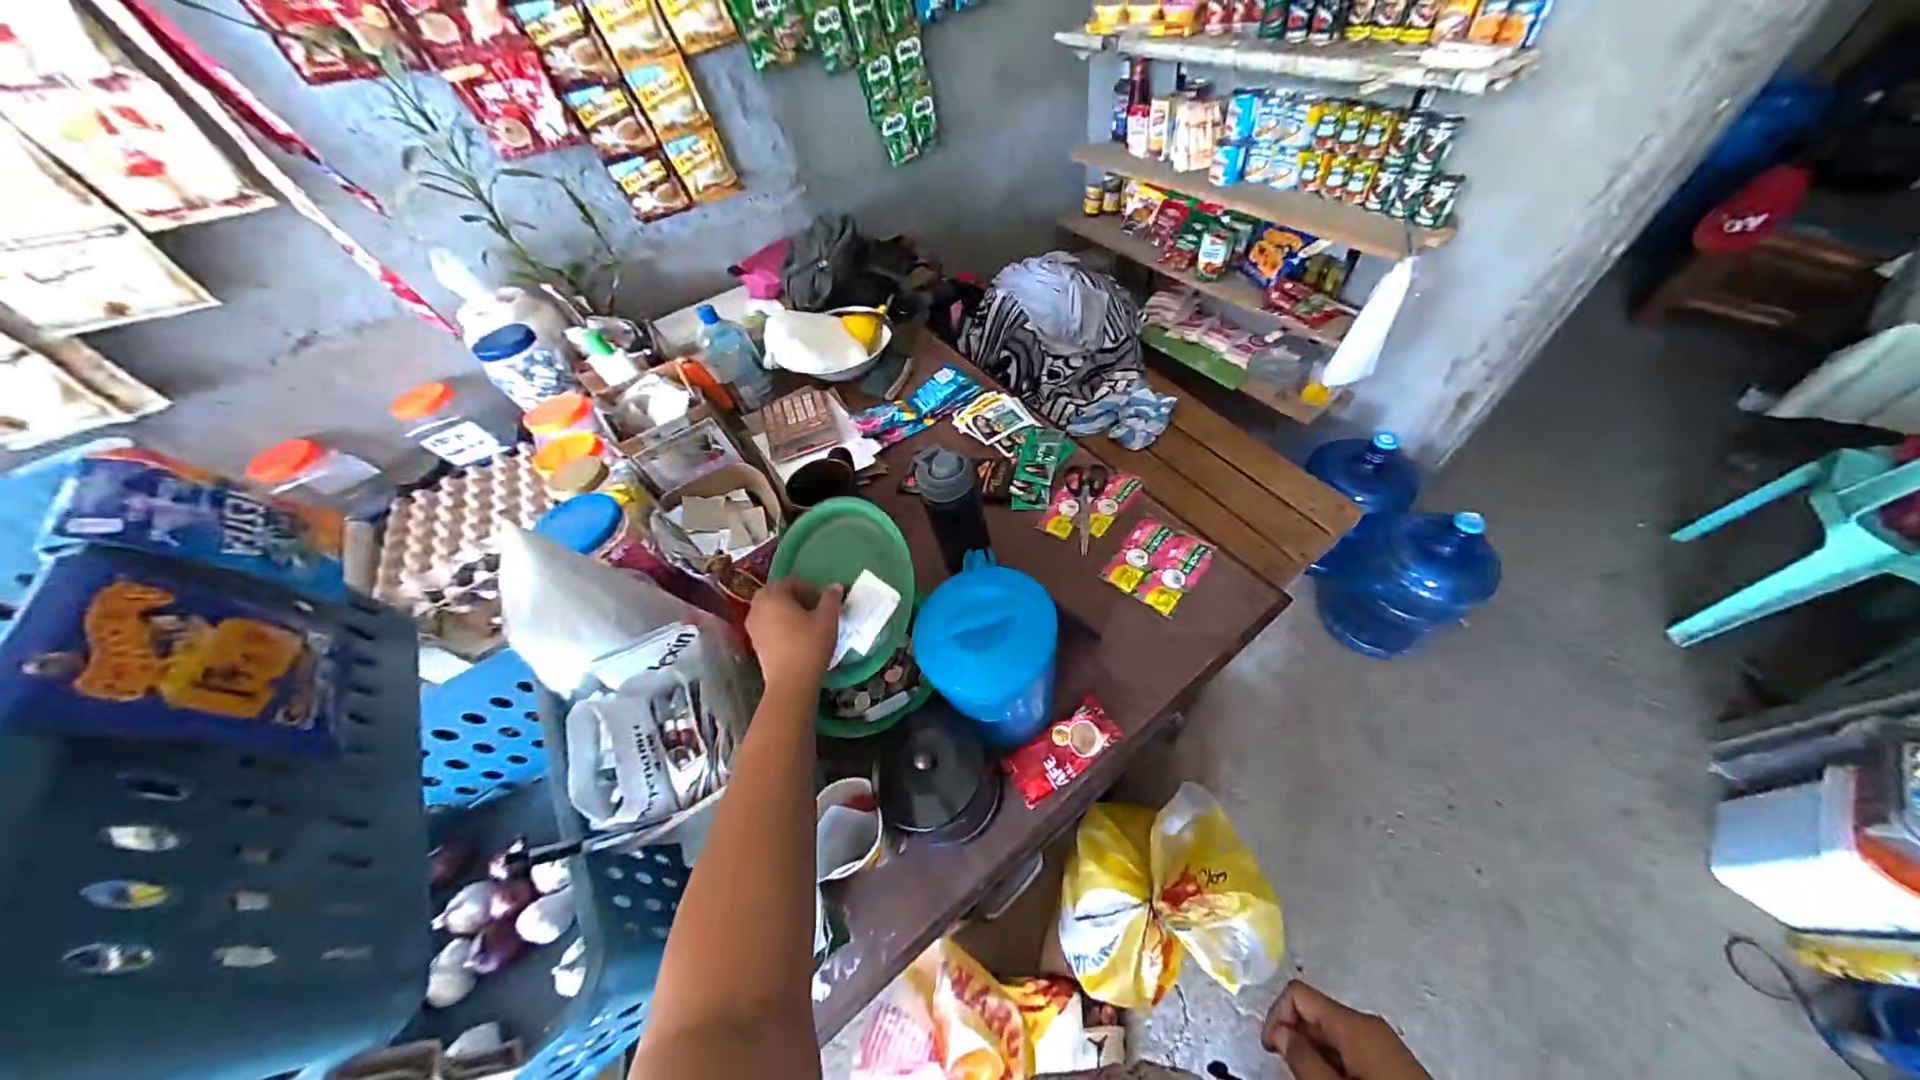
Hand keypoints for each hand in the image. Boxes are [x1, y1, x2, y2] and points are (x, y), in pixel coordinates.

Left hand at [746, 578, 842, 690]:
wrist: (791, 682)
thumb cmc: (810, 645)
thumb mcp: (827, 619)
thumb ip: (831, 599)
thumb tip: (835, 586)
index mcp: (774, 596)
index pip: (790, 582)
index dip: (809, 587)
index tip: (823, 600)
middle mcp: (758, 607)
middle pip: (774, 593)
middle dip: (793, 596)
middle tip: (812, 607)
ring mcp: (753, 626)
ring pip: (768, 609)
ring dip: (784, 610)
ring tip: (804, 622)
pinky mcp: (754, 643)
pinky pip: (765, 624)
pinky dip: (777, 624)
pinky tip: (794, 636)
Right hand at [1262, 981, 1432, 1079]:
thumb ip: (1302, 1058)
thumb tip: (1280, 1033)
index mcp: (1353, 1023)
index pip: (1298, 992)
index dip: (1277, 1015)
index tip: (1272, 1049)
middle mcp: (1368, 1023)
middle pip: (1315, 1011)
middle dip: (1296, 1036)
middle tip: (1293, 1072)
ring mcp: (1384, 1040)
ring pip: (1332, 1031)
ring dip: (1315, 1051)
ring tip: (1316, 1079)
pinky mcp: (1393, 1058)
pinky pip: (1351, 1046)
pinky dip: (1335, 1059)